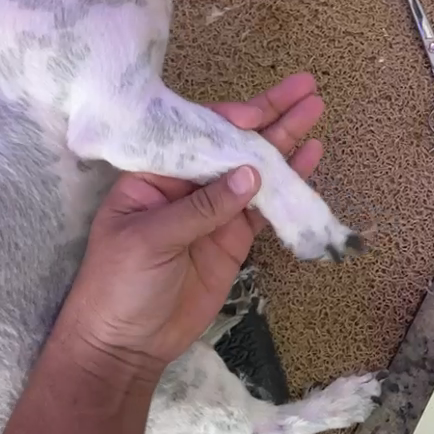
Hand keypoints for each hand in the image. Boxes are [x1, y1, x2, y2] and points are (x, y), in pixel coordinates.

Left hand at [52, 73, 325, 383]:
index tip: (260, 113)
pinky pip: (267, 204)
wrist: (126, 346)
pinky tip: (311, 158)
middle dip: (269, 114)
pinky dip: (291, 183)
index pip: (197, 135)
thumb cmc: (118, 286)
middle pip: (234, 142)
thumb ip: (201, 208)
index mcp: (156, 174)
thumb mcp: (149, 241)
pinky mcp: (235, 236)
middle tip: (305, 87)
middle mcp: (189, 184)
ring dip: (286, 140)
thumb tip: (252, 175)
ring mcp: (216, 209)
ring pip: (256, 167)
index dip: (230, 119)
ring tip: (315, 110)